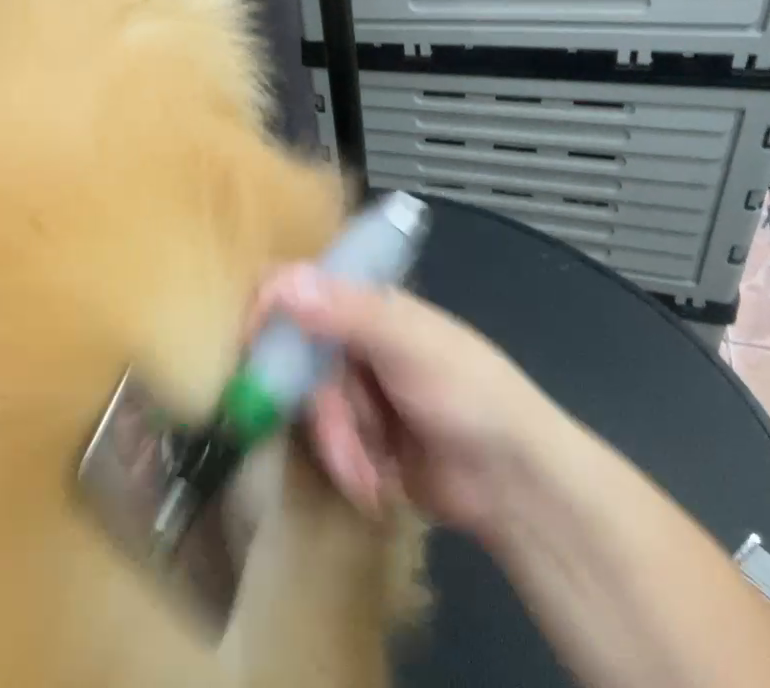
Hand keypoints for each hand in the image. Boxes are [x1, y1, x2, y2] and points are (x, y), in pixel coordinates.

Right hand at [251, 264, 568, 536]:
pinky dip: (348, 464)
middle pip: (296, 359)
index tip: (254, 343)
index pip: (299, 287)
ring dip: (339, 443)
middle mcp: (355, 342)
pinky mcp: (357, 436)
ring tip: (370, 470)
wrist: (515, 485)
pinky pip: (326, 443)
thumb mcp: (410, 346)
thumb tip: (281, 284)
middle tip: (336, 430)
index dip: (271, 309)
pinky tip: (376, 482)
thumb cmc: (470, 396)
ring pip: (309, 408)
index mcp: (371, 307)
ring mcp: (355, 392)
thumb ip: (347, 314)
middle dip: (319, 405)